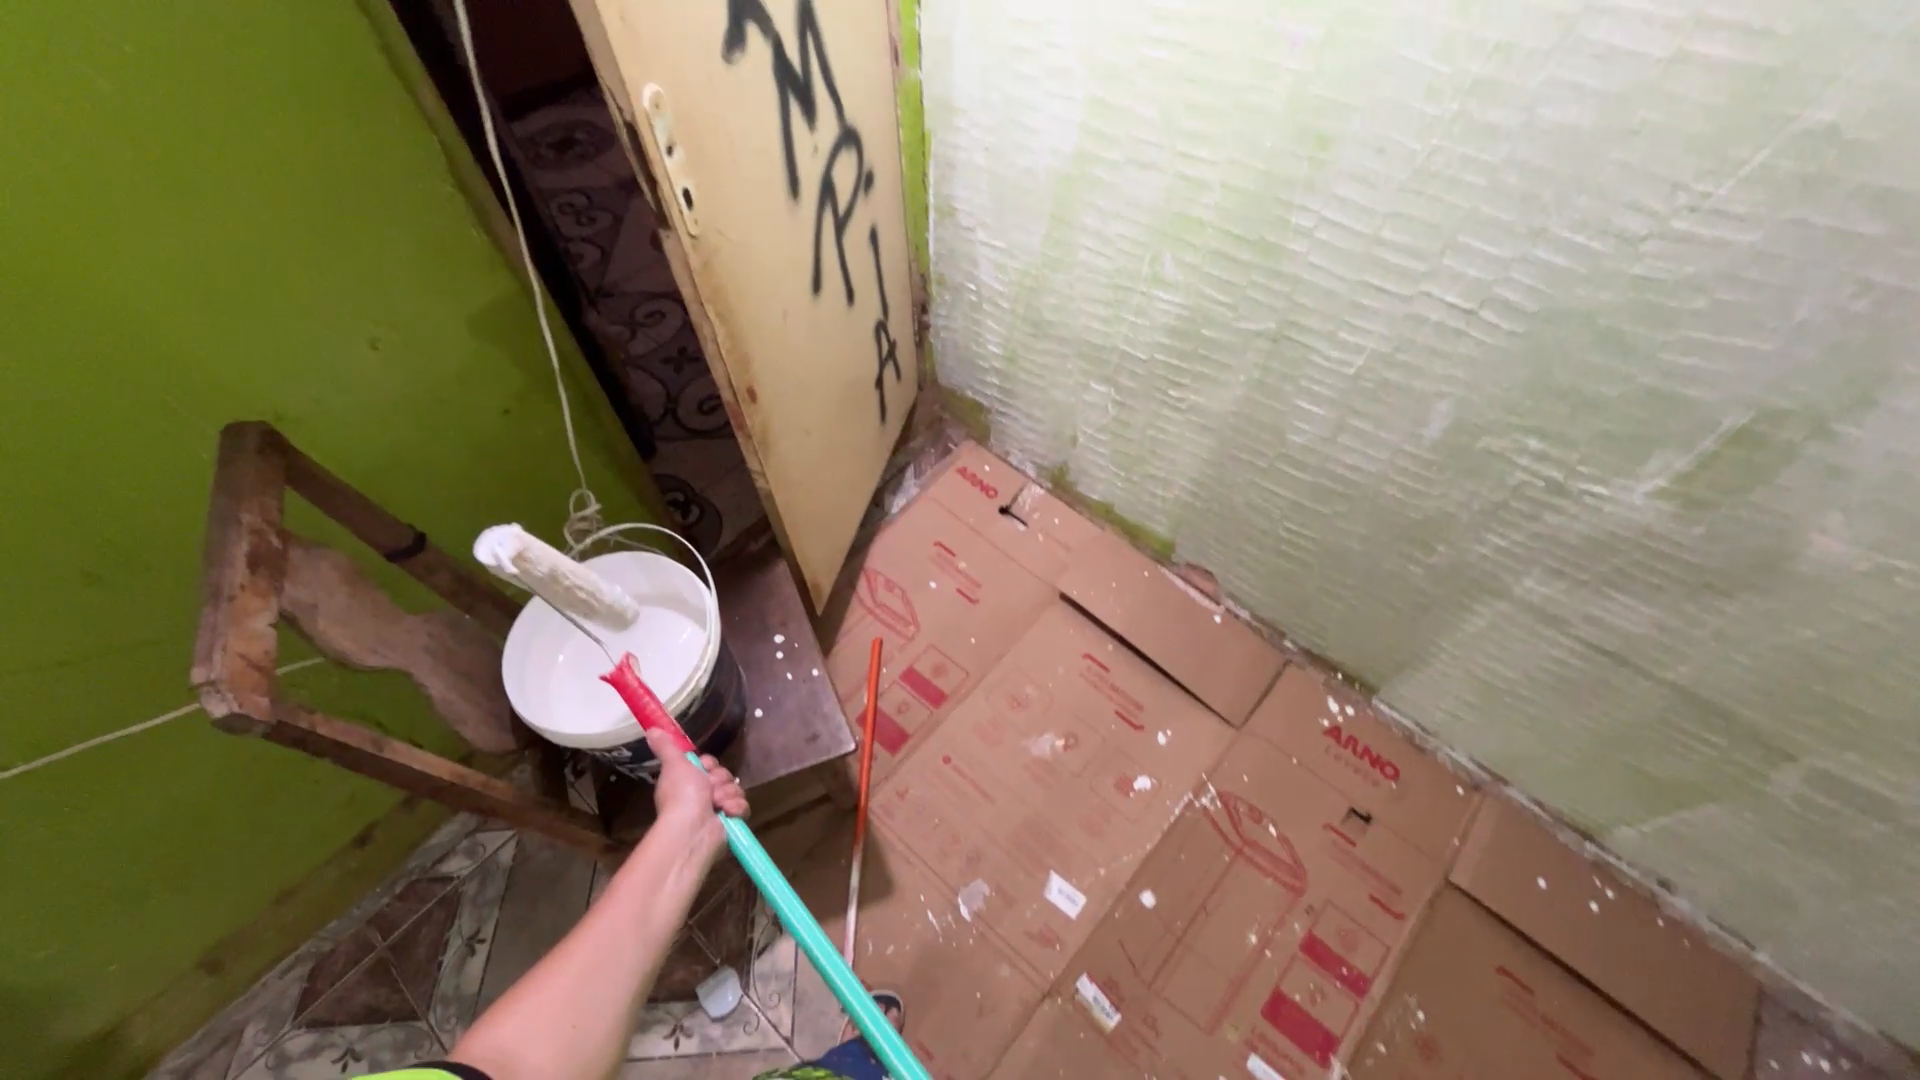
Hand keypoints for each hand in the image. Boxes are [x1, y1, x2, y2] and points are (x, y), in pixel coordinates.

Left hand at [645, 728, 748, 859]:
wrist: (693, 828)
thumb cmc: (682, 795)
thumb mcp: (674, 765)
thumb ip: (667, 747)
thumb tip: (651, 729)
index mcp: (687, 782)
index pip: (709, 764)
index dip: (709, 765)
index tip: (704, 767)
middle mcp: (700, 795)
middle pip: (723, 775)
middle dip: (719, 780)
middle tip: (709, 789)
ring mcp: (716, 809)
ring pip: (734, 790)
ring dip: (727, 795)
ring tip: (717, 804)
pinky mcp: (730, 822)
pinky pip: (742, 806)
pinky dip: (736, 808)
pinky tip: (727, 812)